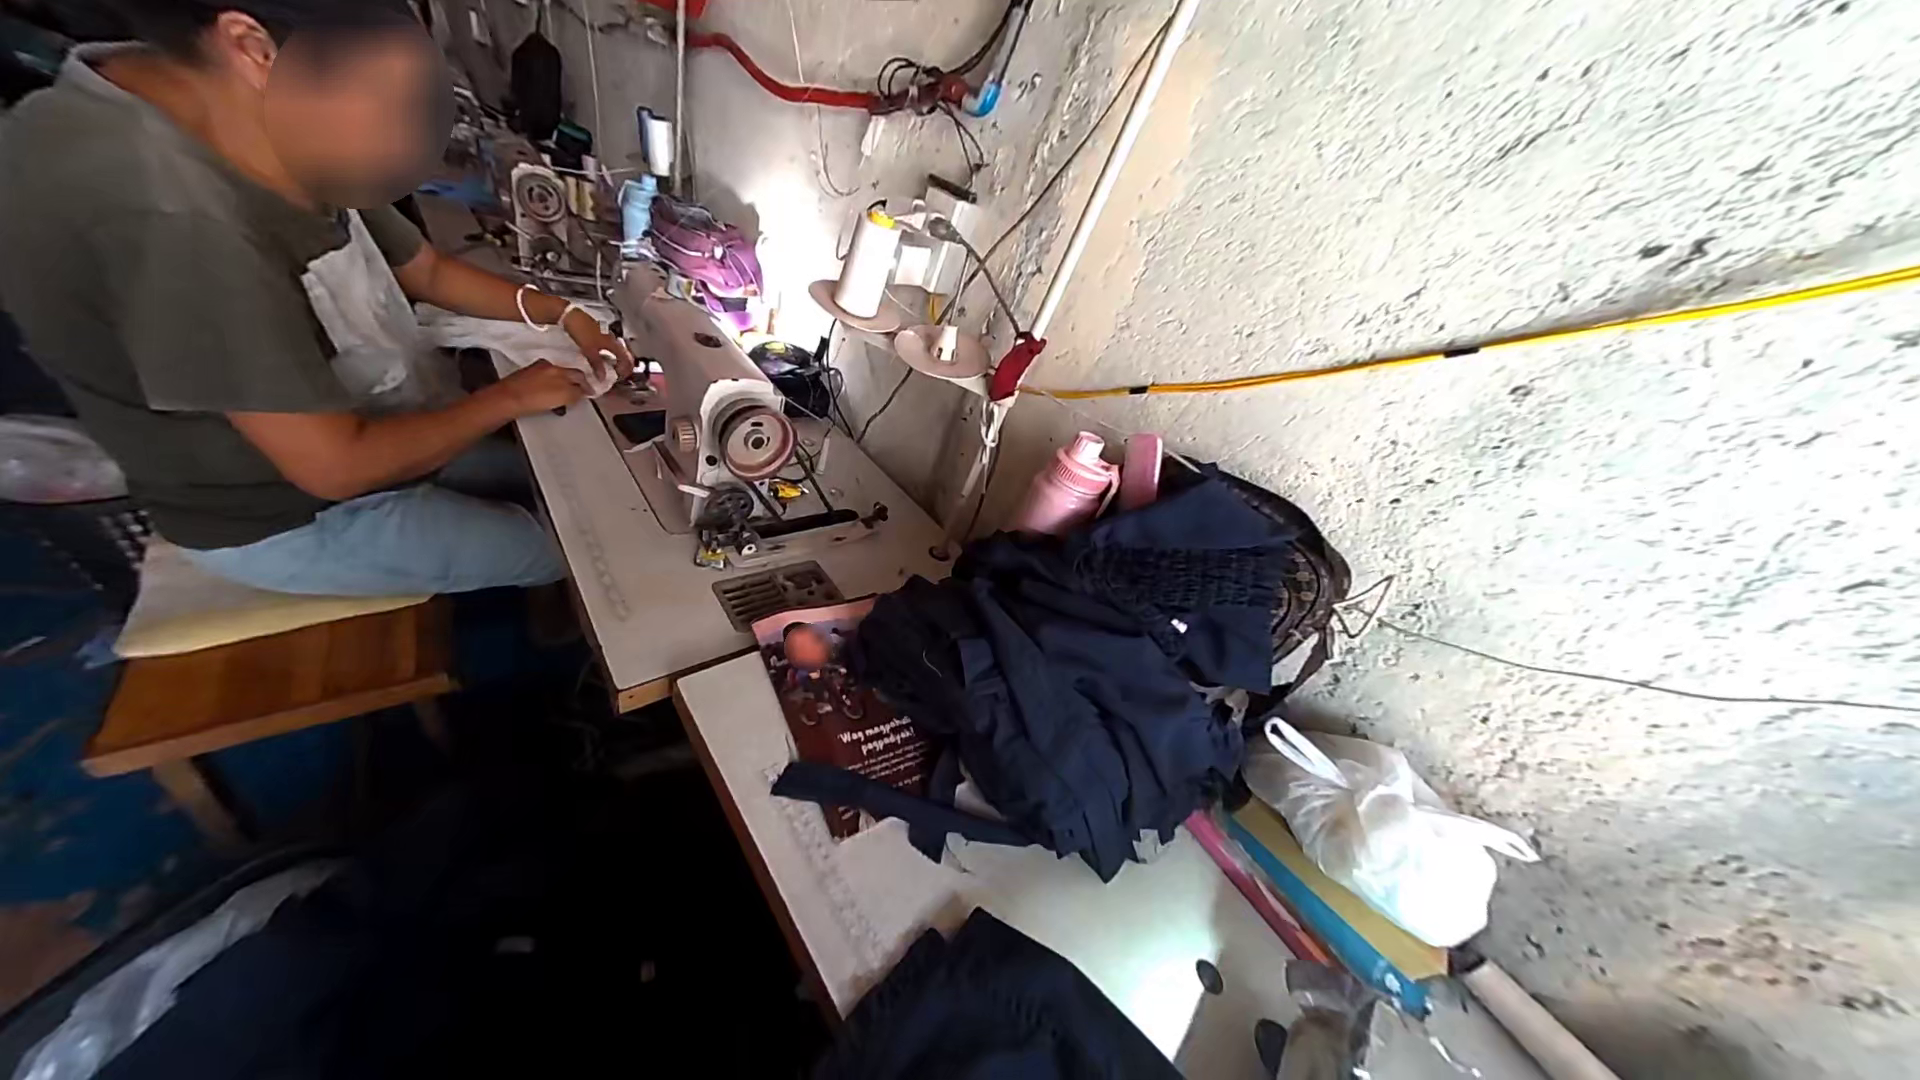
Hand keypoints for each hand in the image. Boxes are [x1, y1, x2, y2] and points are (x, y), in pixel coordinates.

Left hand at [499, 359, 589, 414]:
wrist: (506, 399)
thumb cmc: (536, 398)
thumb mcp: (565, 396)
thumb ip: (578, 392)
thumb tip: (584, 391)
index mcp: (559, 369)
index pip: (579, 375)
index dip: (587, 384)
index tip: (590, 392)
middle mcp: (547, 366)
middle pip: (567, 374)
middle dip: (574, 383)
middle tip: (579, 394)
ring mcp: (533, 370)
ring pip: (554, 377)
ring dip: (561, 386)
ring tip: (562, 398)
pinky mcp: (523, 377)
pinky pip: (542, 382)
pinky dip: (548, 388)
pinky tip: (546, 397)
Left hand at [562, 307, 634, 381]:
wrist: (568, 314)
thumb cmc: (581, 329)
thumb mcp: (589, 351)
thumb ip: (597, 365)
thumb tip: (602, 377)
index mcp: (614, 344)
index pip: (627, 360)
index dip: (625, 370)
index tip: (619, 377)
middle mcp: (612, 338)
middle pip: (622, 354)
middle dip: (620, 364)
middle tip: (614, 372)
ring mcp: (605, 333)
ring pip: (614, 349)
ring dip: (612, 358)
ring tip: (604, 365)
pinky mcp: (598, 330)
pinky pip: (605, 344)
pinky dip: (604, 351)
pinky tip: (596, 354)